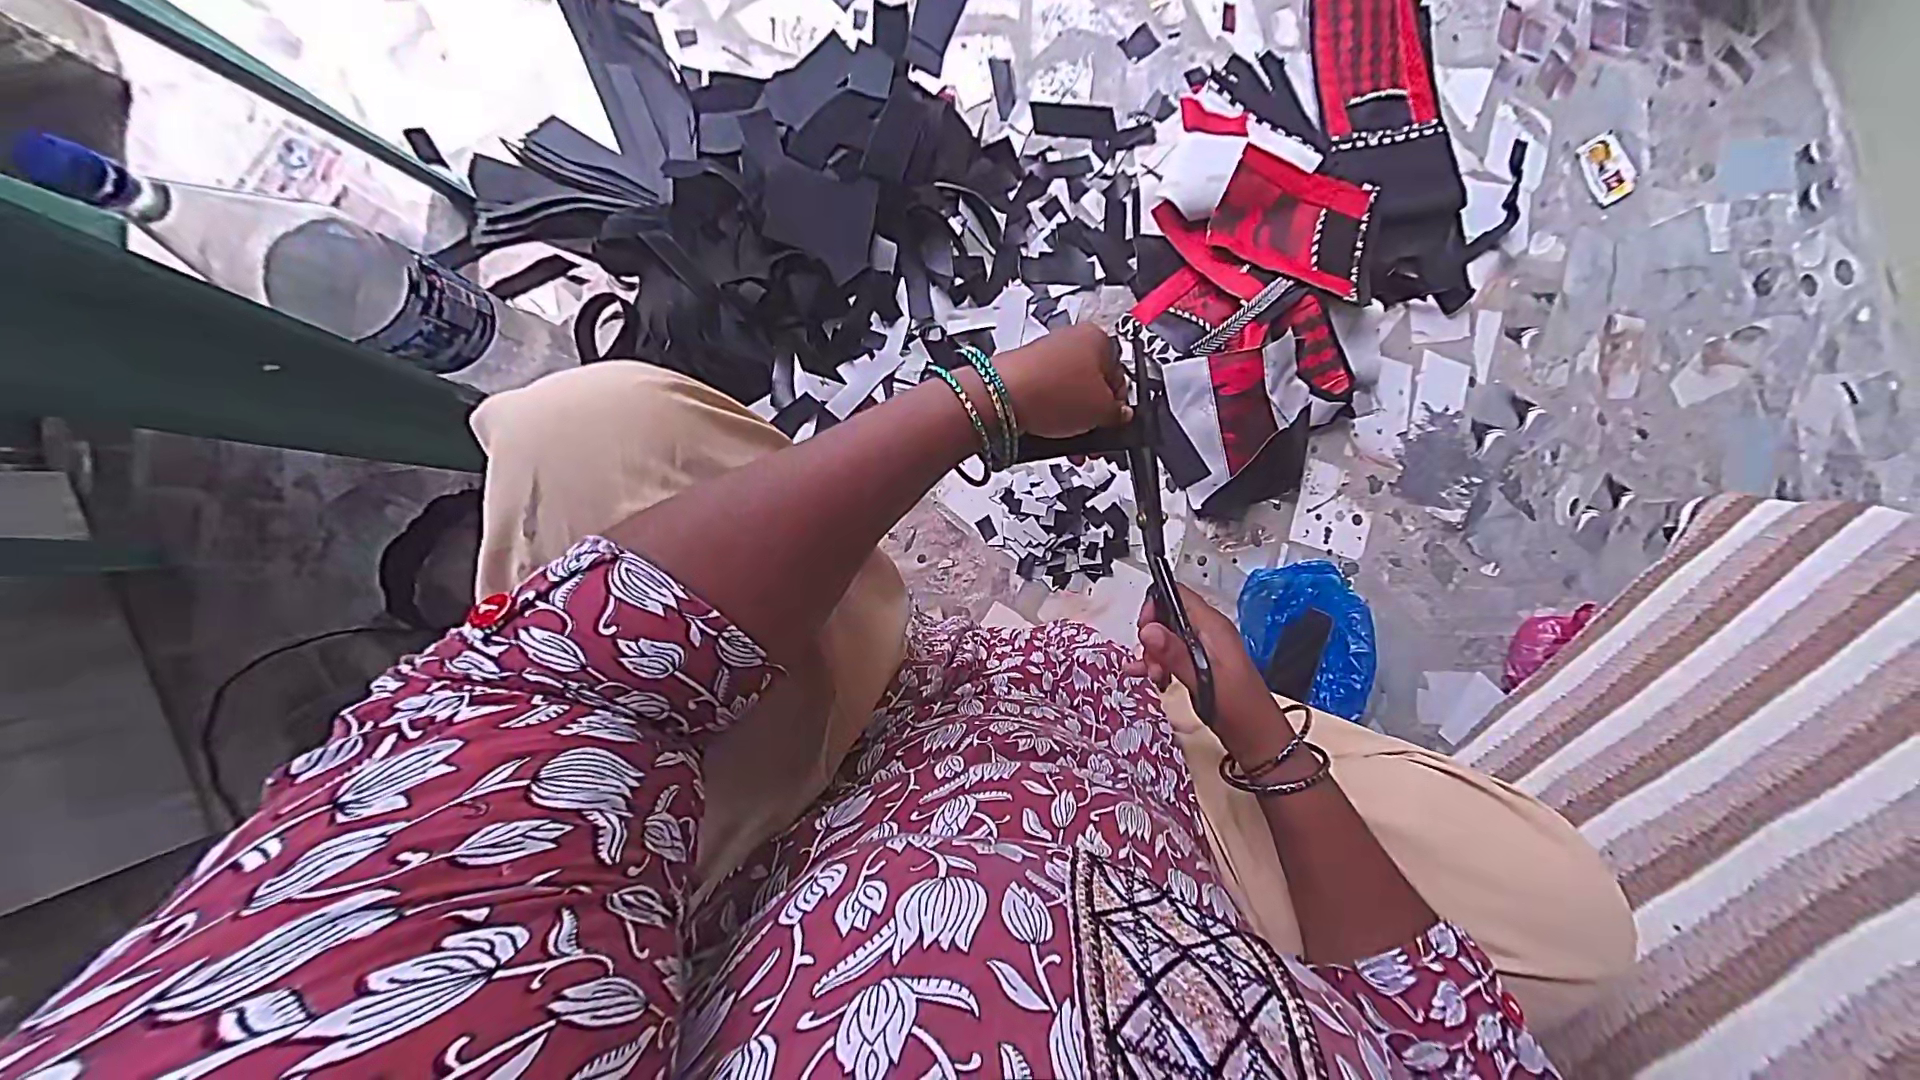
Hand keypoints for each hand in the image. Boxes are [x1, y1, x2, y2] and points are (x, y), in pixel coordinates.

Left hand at [994, 323, 1132, 438]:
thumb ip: (1118, 414)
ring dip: (1074, 422)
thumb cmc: (1048, 391)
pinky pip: (1046, 399)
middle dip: (1094, 418)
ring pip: (1068, 395)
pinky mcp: (1023, 374)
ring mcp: (1044, 357)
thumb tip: (1120, 416)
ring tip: (1072, 443)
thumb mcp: (1102, 411)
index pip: (1120, 374)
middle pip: (1092, 386)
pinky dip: (1051, 417)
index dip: (1120, 405)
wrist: (1001, 398)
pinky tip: (1052, 435)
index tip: (1116, 424)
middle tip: (1094, 438)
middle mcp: (1069, 341)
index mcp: (1097, 337)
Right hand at [1125, 584, 1297, 753]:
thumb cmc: (1241, 710)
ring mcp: (1203, 648)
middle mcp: (1208, 632)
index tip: (1144, 632)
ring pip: (1165, 636)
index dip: (1154, 606)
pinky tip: (1150, 675)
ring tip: (1154, 674)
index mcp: (1213, 627)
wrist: (1258, 740)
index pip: (1177, 594)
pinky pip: (1171, 653)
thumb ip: (1175, 654)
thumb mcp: (1203, 681)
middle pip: (1167, 615)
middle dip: (1151, 636)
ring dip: (1153, 653)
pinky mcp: (1198, 663)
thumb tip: (1149, 630)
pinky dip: (1158, 662)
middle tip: (1152, 661)